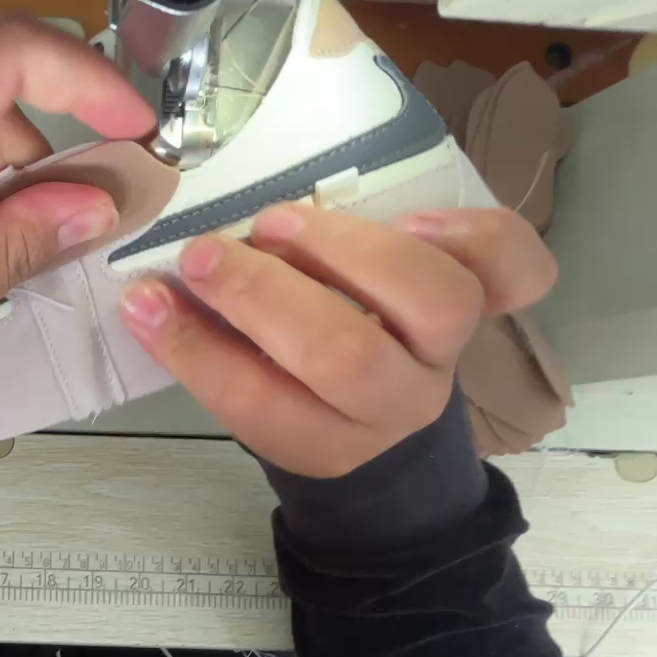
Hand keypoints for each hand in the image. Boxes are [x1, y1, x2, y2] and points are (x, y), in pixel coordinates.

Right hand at [117, 205, 557, 477]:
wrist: (379, 435)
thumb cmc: (295, 408)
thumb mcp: (244, 402)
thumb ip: (209, 353)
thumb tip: (150, 294)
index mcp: (314, 438)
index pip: (249, 399)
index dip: (192, 347)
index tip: (142, 298)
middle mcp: (388, 404)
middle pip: (340, 354)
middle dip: (263, 294)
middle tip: (203, 253)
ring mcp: (445, 356)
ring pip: (433, 303)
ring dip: (350, 252)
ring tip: (278, 222)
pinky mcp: (486, 311)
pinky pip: (513, 274)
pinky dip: (474, 236)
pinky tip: (410, 218)